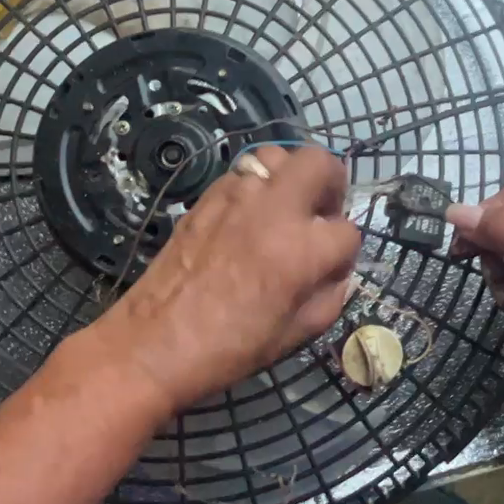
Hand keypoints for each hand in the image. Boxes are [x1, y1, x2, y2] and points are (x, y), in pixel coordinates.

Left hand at [96, 145, 360, 414]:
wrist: (156, 343)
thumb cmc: (231, 348)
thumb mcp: (298, 333)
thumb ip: (330, 294)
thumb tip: (335, 270)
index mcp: (303, 250)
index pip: (347, 231)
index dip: (344, 253)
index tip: (329, 269)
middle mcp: (275, 210)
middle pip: (320, 163)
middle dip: (332, 184)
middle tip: (320, 213)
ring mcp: (238, 196)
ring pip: (278, 156)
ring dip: (291, 177)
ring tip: (284, 207)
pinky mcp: (208, 195)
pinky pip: (243, 172)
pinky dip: (257, 186)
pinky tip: (249, 216)